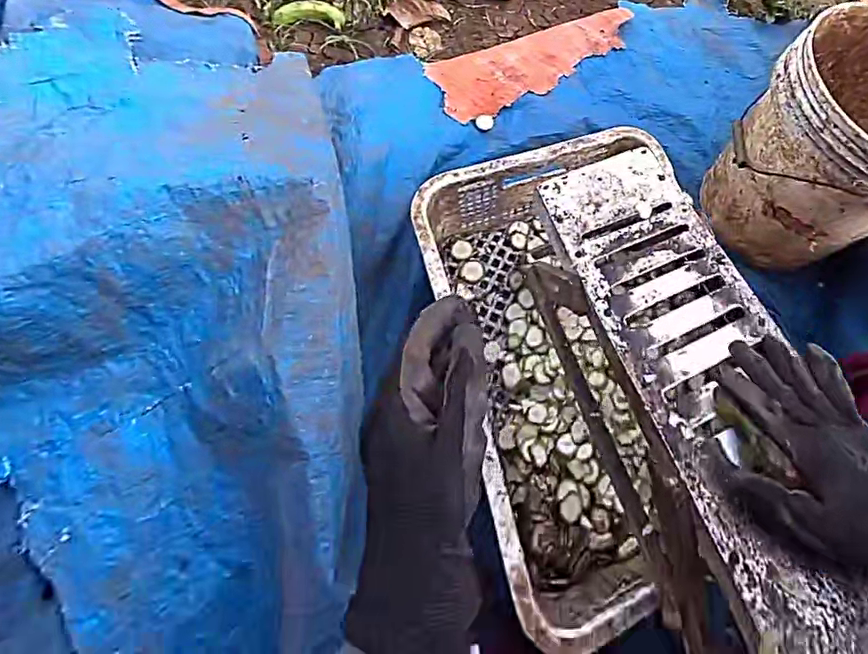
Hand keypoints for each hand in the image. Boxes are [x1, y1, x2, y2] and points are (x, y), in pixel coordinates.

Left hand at [344, 298, 488, 653]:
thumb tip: (468, 336)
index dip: (438, 318)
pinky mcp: (407, 446)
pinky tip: (468, 389)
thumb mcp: (457, 439)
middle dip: (445, 336)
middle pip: (418, 360)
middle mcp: (391, 410)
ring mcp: (397, 430)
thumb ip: (463, 385)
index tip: (461, 298)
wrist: (414, 567)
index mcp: (396, 402)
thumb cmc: (435, 501)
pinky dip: (448, 388)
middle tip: (476, 318)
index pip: (415, 345)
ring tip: (477, 344)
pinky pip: (428, 403)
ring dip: (448, 362)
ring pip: (424, 382)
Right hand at [711, 336, 867, 580]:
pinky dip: (824, 366)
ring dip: (784, 359)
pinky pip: (837, 387)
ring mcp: (838, 421)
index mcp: (804, 447)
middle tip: (735, 344)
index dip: (741, 391)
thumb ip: (771, 494)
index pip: (765, 411)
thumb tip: (732, 472)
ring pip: (805, 381)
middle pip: (781, 389)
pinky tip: (813, 350)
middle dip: (756, 366)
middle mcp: (819, 426)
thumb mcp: (810, 523)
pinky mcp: (855, 424)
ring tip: (767, 338)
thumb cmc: (859, 527)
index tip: (721, 373)